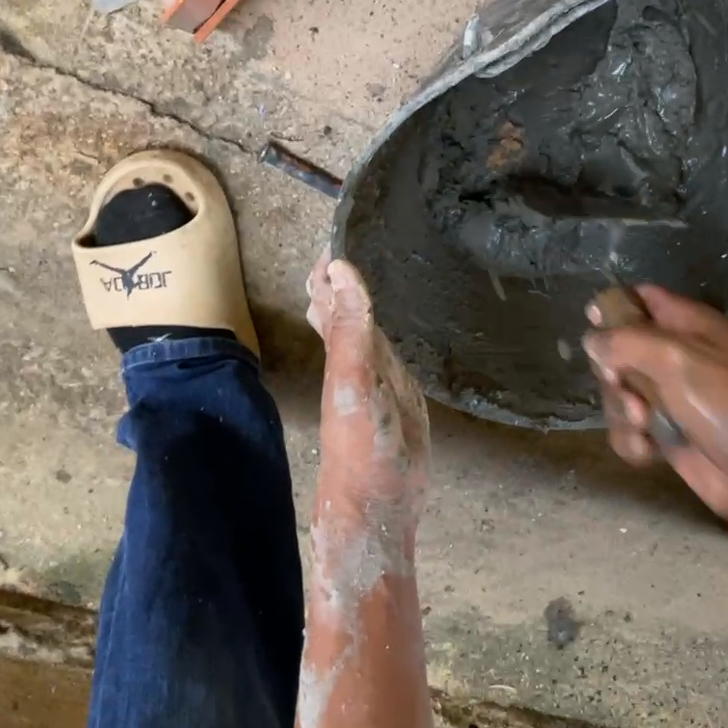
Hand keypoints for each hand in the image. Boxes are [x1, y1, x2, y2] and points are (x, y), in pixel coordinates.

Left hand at [304, 254, 428, 525]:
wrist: (380, 505)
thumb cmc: (362, 448)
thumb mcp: (356, 383)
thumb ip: (351, 329)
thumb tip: (341, 268)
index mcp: (338, 348)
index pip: (327, 292)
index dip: (330, 261)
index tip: (345, 222)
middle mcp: (354, 354)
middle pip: (340, 303)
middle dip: (343, 270)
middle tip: (362, 231)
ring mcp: (377, 372)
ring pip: (363, 321)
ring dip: (363, 292)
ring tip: (375, 260)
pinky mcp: (400, 389)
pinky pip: (389, 344)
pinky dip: (387, 323)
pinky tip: (394, 316)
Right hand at [586, 285, 727, 521]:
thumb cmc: (727, 405)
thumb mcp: (675, 359)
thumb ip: (624, 341)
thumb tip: (591, 340)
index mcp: (687, 323)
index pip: (640, 297)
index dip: (613, 309)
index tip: (594, 330)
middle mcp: (675, 354)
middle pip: (616, 349)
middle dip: (611, 374)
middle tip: (625, 389)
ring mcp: (669, 395)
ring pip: (617, 392)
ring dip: (620, 412)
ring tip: (644, 427)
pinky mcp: (665, 432)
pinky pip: (627, 428)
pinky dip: (631, 439)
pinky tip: (648, 451)